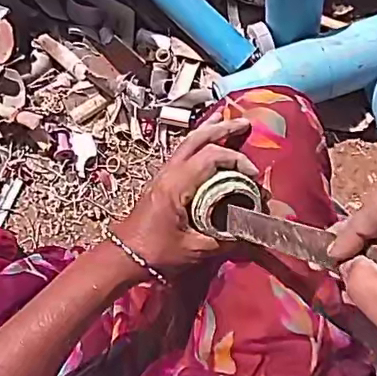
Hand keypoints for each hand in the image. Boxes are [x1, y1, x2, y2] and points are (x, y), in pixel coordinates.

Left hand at [111, 118, 257, 270]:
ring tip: (225, 119)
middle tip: (244, 123)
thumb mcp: (194, 249)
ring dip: (208, 131)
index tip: (251, 176)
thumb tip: (252, 235)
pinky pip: (182, 153)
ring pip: (187, 142)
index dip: (235, 160)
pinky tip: (206, 143)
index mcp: (175, 186)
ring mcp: (162, 175)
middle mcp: (168, 174)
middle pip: (196, 139)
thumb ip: (225, 240)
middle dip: (222, 129)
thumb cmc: (154, 253)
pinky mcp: (161, 181)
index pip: (210, 157)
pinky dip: (198, 143)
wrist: (124, 256)